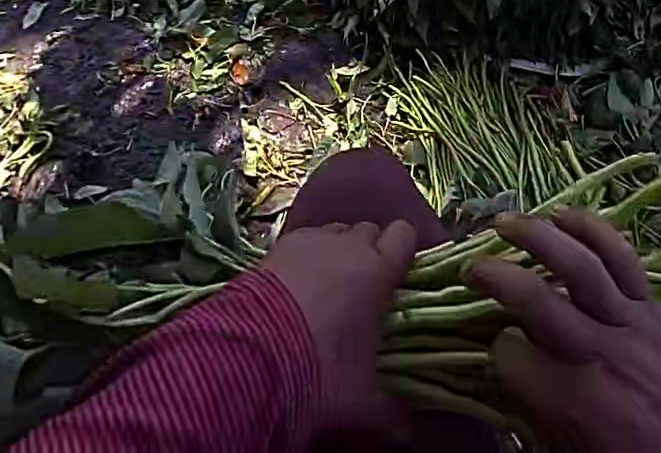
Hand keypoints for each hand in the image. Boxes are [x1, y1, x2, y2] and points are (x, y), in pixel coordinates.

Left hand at [261, 220, 416, 433]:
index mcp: (379, 271)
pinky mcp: (282, 242)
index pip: (404, 234)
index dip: (402, 250)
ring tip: (328, 282)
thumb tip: (407, 430)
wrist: (254, 355)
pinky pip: (306, 238)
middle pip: (370, 230)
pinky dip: (308, 253)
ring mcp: (314, 239)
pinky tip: (297, 281)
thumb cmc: (321, 371)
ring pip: (337, 230)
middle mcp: (350, 244)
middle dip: (369, 251)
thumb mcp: (361, 400)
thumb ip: (390, 409)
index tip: (397, 273)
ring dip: (338, 249)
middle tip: (362, 286)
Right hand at [466, 209, 660, 452]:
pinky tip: (561, 213)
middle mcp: (603, 356)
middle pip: (536, 302)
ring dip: (534, 236)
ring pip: (578, 265)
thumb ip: (533, 417)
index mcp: (582, 406)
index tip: (492, 346)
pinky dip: (590, 227)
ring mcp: (631, 322)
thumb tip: (497, 374)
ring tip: (502, 221)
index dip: (494, 349)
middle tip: (468, 268)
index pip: (514, 359)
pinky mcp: (651, 302)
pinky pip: (620, 254)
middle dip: (494, 278)